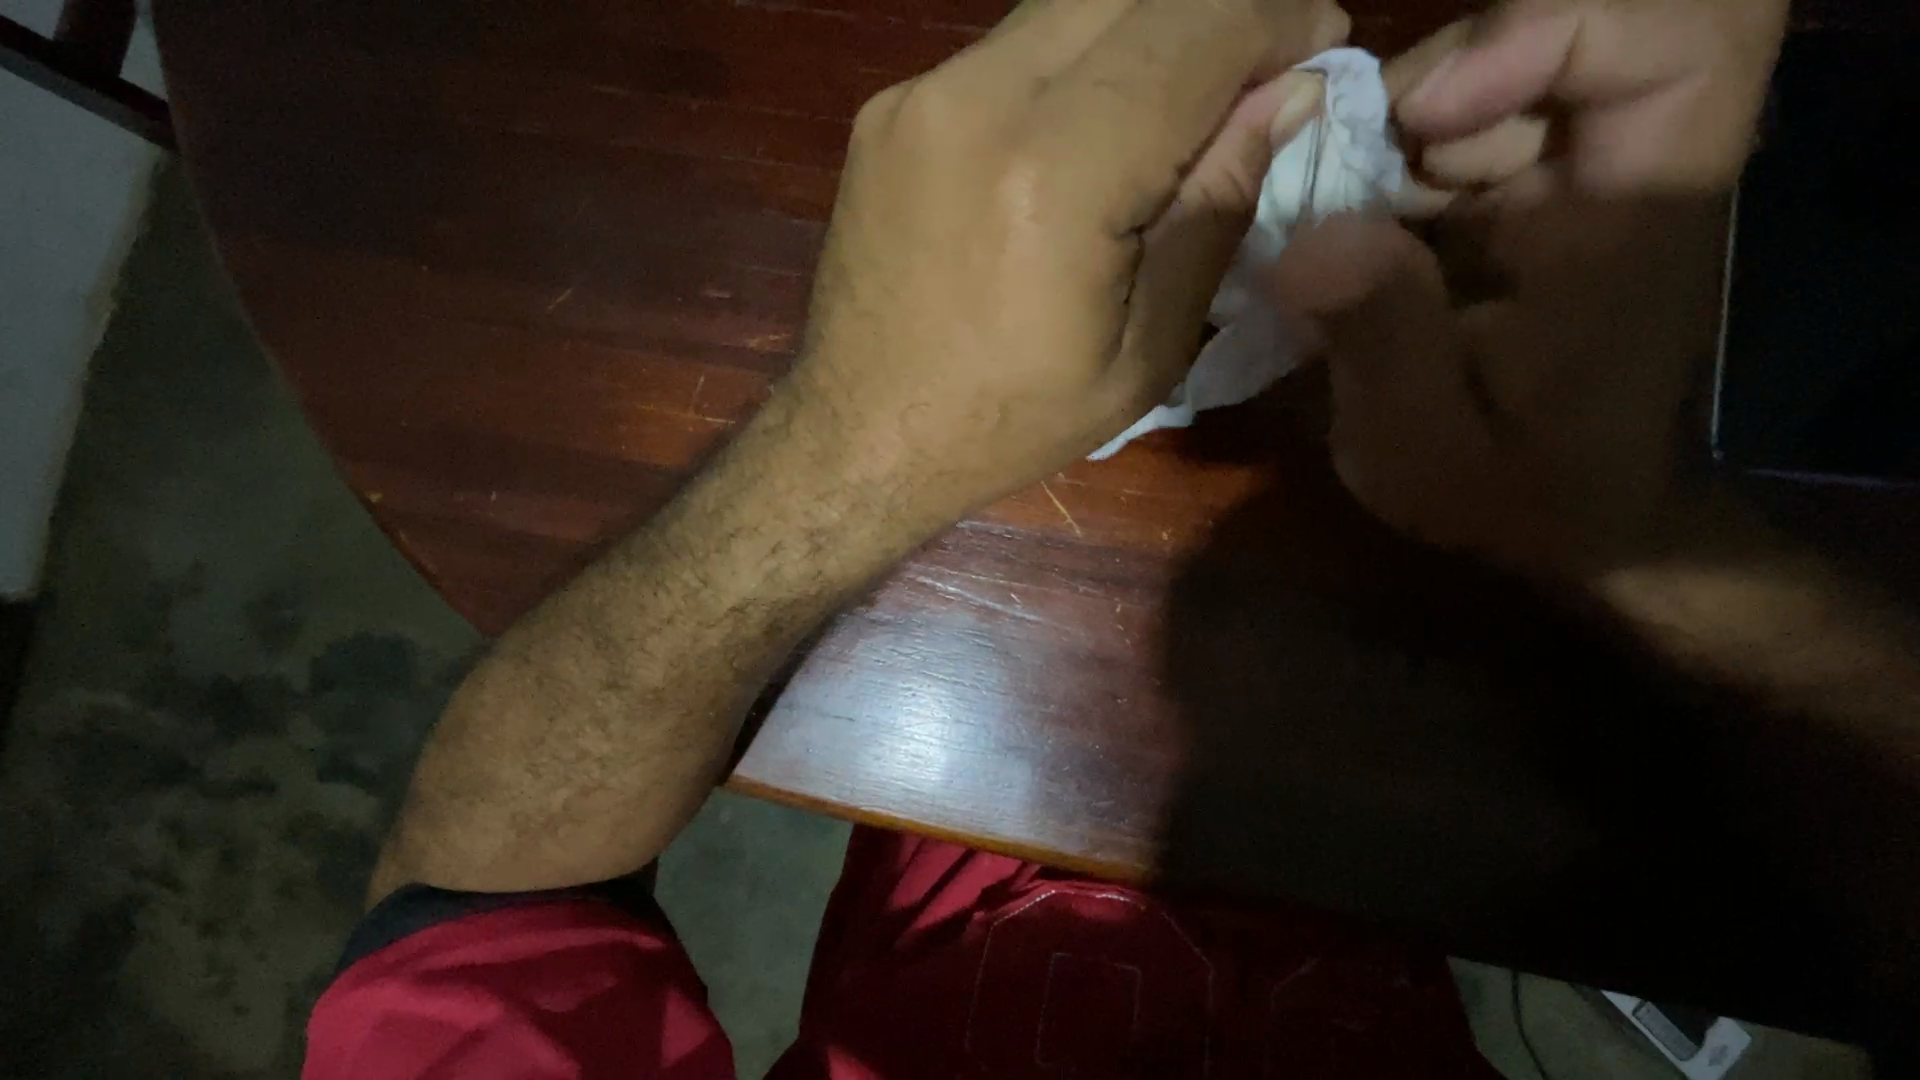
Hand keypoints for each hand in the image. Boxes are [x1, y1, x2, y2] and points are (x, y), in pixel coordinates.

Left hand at [784, 0, 1347, 533]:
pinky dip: (1071, 63)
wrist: (861, 436)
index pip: (1196, 32)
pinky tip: (1090, 125)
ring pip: (1064, 6)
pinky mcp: (887, 111)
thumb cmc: (1007, 422)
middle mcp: (977, 102)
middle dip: (1217, 10)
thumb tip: (1287, 95)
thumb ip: (1216, 211)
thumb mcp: (1141, 353)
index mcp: (1054, 176)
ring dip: (1144, 31)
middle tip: (1259, 67)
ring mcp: (918, 96)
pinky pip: (1005, 51)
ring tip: (1182, 99)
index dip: (1278, 20)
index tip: (1319, 46)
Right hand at [1274, 0, 1788, 579]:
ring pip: (1493, 81)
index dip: (1546, 31)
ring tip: (1332, 226)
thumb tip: (1305, 236)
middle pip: (1565, 35)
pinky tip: (1344, 238)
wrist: (1562, 515)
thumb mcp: (1424, 443)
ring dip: (1393, 139)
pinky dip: (1385, 168)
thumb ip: (1378, 338)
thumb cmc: (1510, 491)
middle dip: (1431, 92)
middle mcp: (1618, 176)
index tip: (1423, 118)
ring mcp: (1568, 184)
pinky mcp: (1519, 205)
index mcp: (1634, 221)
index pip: (1677, 38)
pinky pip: (1455, 138)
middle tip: (1344, 182)